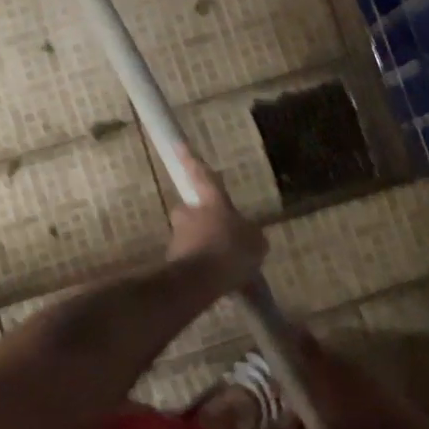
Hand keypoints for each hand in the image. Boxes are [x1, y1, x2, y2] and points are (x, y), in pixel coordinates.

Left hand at [165, 146, 266, 292]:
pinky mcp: (172, 260)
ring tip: (224, 266)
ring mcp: (178, 237)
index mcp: (212, 203)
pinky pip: (190, 259)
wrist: (198, 280)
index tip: (178, 146)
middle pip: (191, 210)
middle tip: (218, 233)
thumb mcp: (255, 242)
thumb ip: (251, 235)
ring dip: (203, 246)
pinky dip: (201, 268)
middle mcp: (189, 215)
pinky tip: (218, 283)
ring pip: (190, 236)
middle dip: (200, 219)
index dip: (192, 160)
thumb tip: (249, 236)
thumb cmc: (231, 252)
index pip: (203, 177)